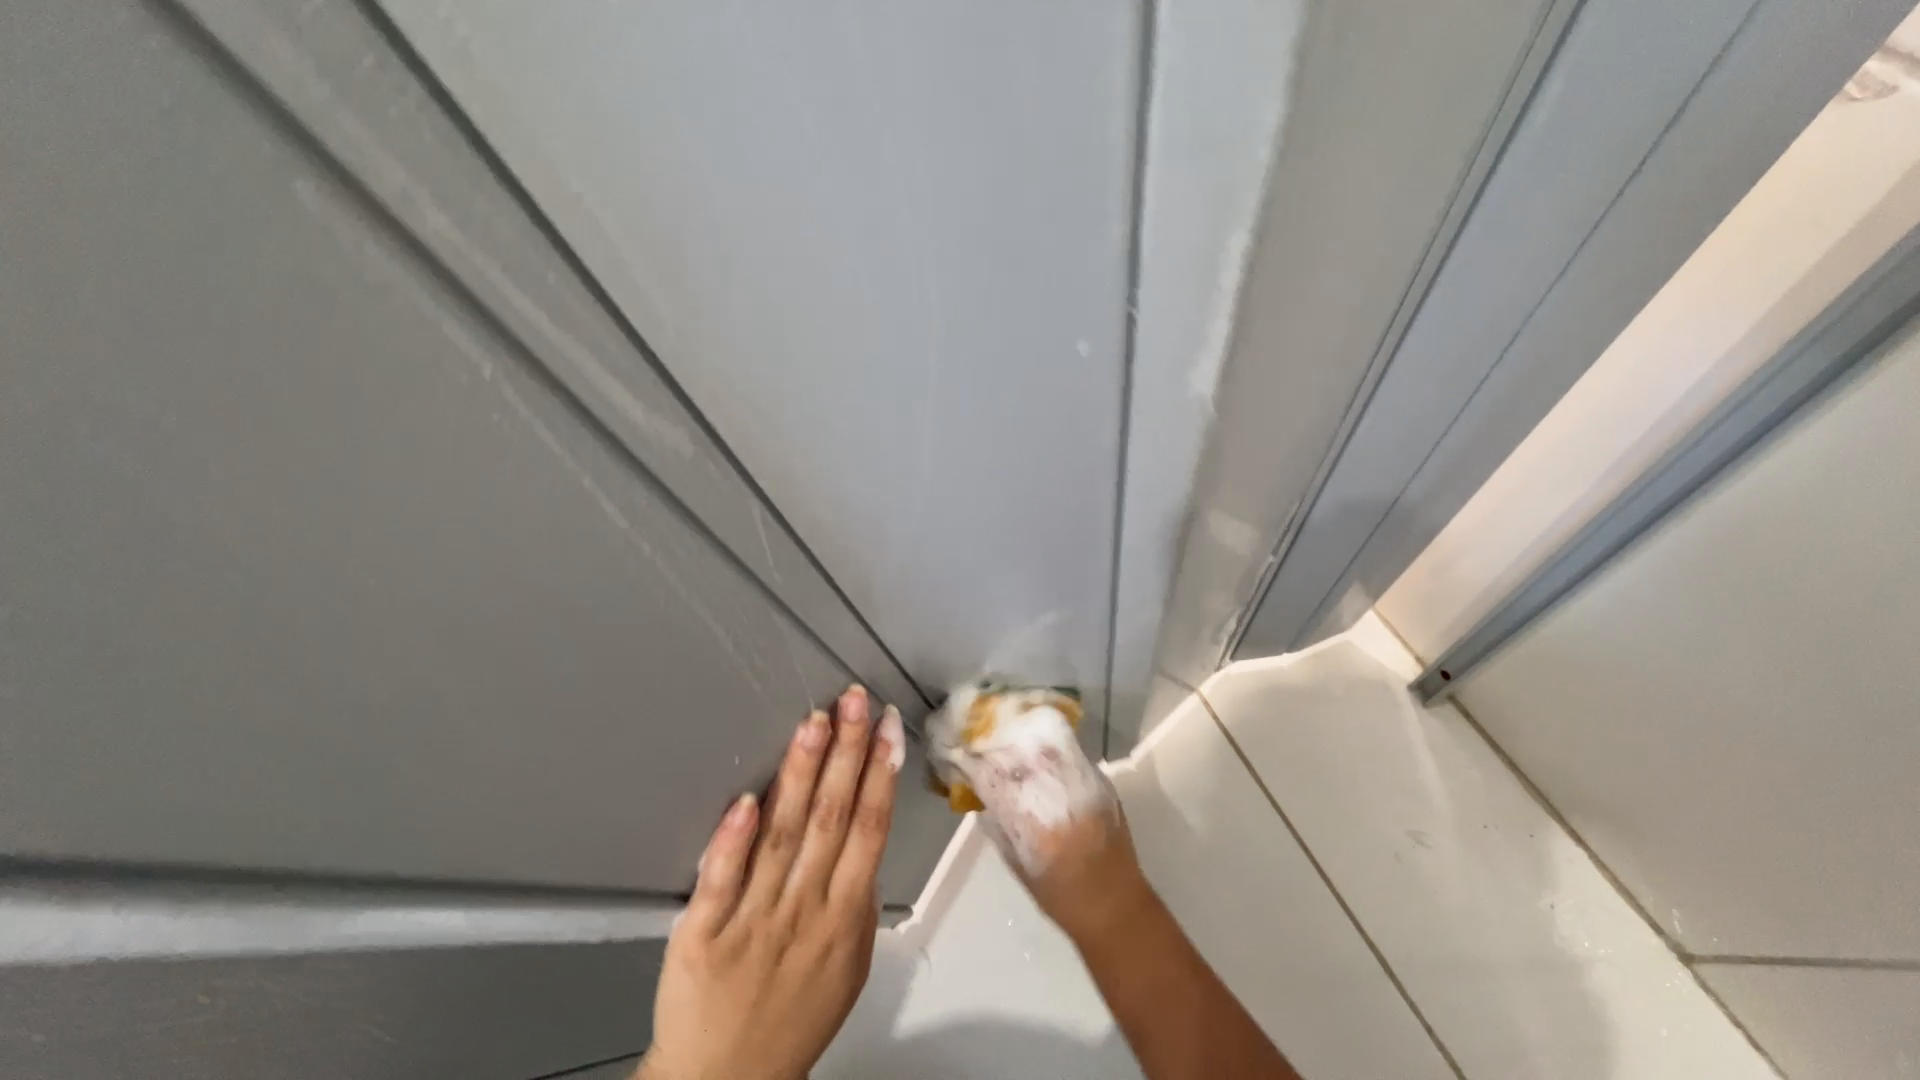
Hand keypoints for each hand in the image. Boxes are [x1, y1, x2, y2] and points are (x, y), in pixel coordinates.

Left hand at [638, 686, 905, 1079]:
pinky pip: (720, 880)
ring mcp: (754, 918)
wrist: (728, 1079)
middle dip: (847, 752)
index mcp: (845, 916)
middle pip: (831, 817)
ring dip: (800, 774)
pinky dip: (734, 839)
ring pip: (783, 834)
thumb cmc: (795, 1019)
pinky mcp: (703, 931)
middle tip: (853, 700)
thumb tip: (862, 843)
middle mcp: (805, 909)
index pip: (869, 829)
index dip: (880, 773)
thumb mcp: (849, 967)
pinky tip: (747, 799)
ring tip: (814, 722)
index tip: (887, 728)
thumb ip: (856, 902)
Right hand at [933, 694, 1154, 946]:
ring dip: (1018, 732)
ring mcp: (1082, 781)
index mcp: (1031, 822)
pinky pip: (1067, 747)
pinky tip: (1033, 742)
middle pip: (1017, 748)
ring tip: (1001, 728)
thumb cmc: (1058, 894)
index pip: (991, 775)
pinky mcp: (1099, 778)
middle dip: (991, 737)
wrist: (1115, 903)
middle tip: (974, 732)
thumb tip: (978, 790)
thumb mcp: (1015, 861)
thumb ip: (996, 821)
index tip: (954, 749)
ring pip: (1044, 739)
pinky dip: (1045, 741)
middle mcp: (1057, 795)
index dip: (968, 758)